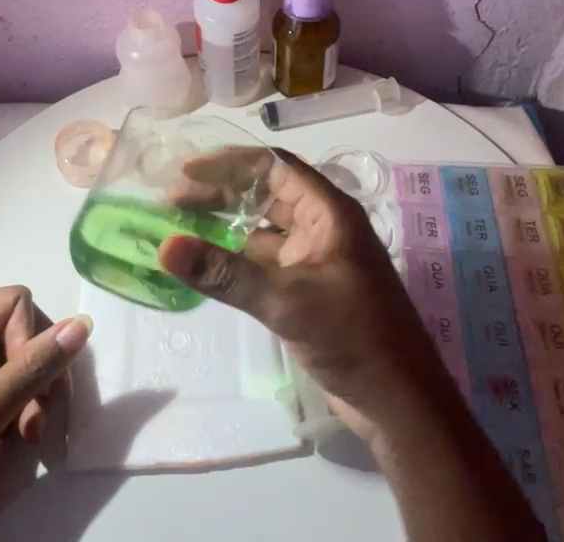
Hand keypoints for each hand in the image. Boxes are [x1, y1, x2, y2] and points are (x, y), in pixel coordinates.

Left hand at [0, 287, 90, 540]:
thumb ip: (34, 367)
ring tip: (18, 441)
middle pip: (11, 330)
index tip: (36, 390)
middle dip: (31, 375)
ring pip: (0, 359)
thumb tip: (83, 323)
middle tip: (36, 425)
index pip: (16, 302)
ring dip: (18, 398)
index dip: (34, 341)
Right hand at [157, 149, 459, 447]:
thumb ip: (226, 273)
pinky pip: (264, 262)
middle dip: (220, 193)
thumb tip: (166, 246)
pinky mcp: (306, 289)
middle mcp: (322, 226)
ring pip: (262, 229)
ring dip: (224, 226)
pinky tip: (203, 264)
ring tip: (178, 227)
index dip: (230, 163)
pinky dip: (234, 259)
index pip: (275, 167)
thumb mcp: (287, 300)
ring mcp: (314, 259)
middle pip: (265, 194)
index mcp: (329, 212)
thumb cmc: (353, 335)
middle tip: (170, 201)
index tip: (185, 171)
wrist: (398, 399)